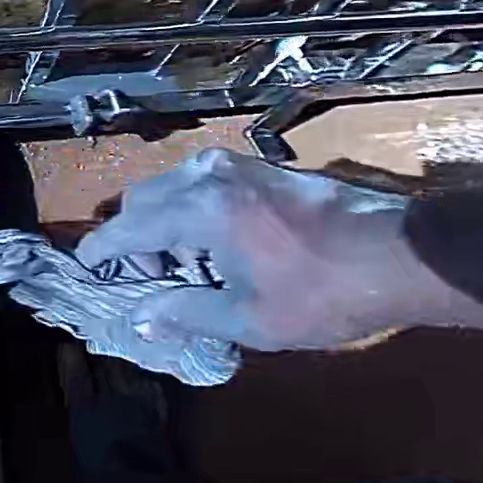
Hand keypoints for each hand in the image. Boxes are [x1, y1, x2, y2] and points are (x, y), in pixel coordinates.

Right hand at [77, 150, 482, 351]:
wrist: (398, 251)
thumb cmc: (323, 293)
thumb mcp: (251, 318)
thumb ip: (186, 312)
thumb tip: (141, 318)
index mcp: (198, 210)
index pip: (126, 227)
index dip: (100, 251)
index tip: (84, 268)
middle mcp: (204, 175)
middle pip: (140, 201)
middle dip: (131, 240)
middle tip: (150, 281)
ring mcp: (229, 164)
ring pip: (166, 189)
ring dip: (159, 224)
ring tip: (186, 268)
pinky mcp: (250, 164)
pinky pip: (194, 182)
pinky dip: (185, 210)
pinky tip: (213, 244)